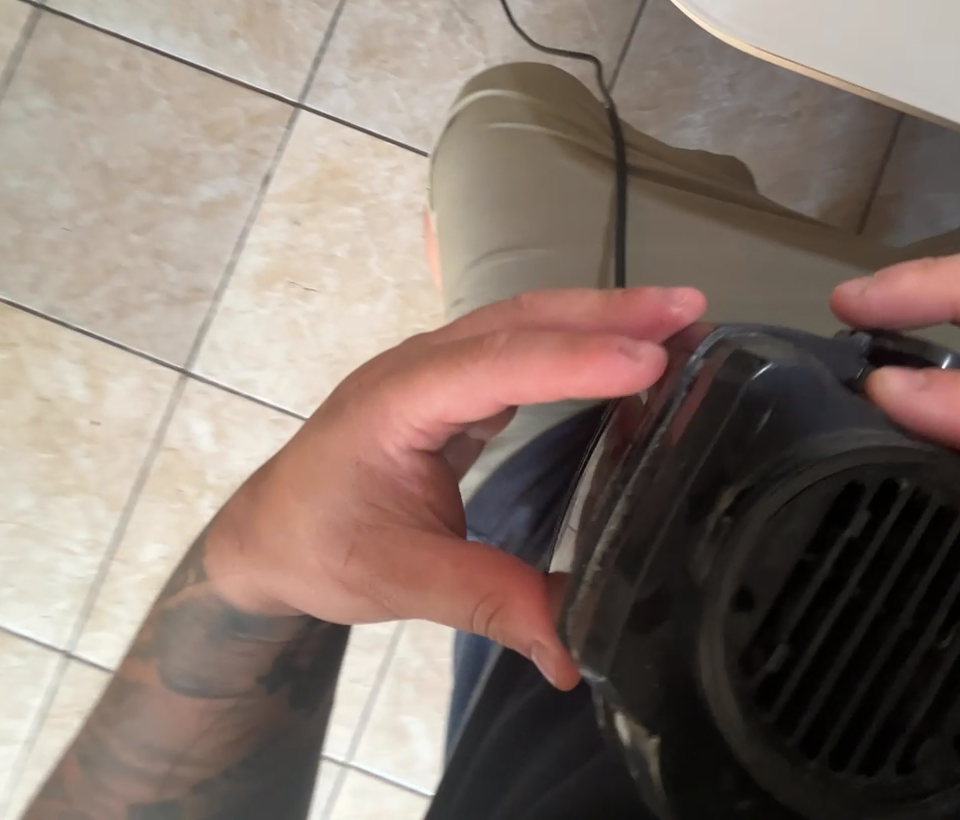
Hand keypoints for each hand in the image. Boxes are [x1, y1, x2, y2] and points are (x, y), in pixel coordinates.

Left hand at [201, 286, 706, 689]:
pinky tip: (623, 349)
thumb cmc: (320, 547)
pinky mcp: (456, 379)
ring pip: (528, 322)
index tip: (649, 362)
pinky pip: (524, 346)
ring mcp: (438, 365)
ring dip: (601, 316)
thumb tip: (573, 651)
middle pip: (522, 320)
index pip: (495, 366)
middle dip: (608, 311)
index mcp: (398, 401)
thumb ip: (486, 600)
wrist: (270, 531)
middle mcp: (422, 364)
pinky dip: (579, 341)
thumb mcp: (397, 580)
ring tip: (677, 318)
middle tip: (689, 309)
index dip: (573, 362)